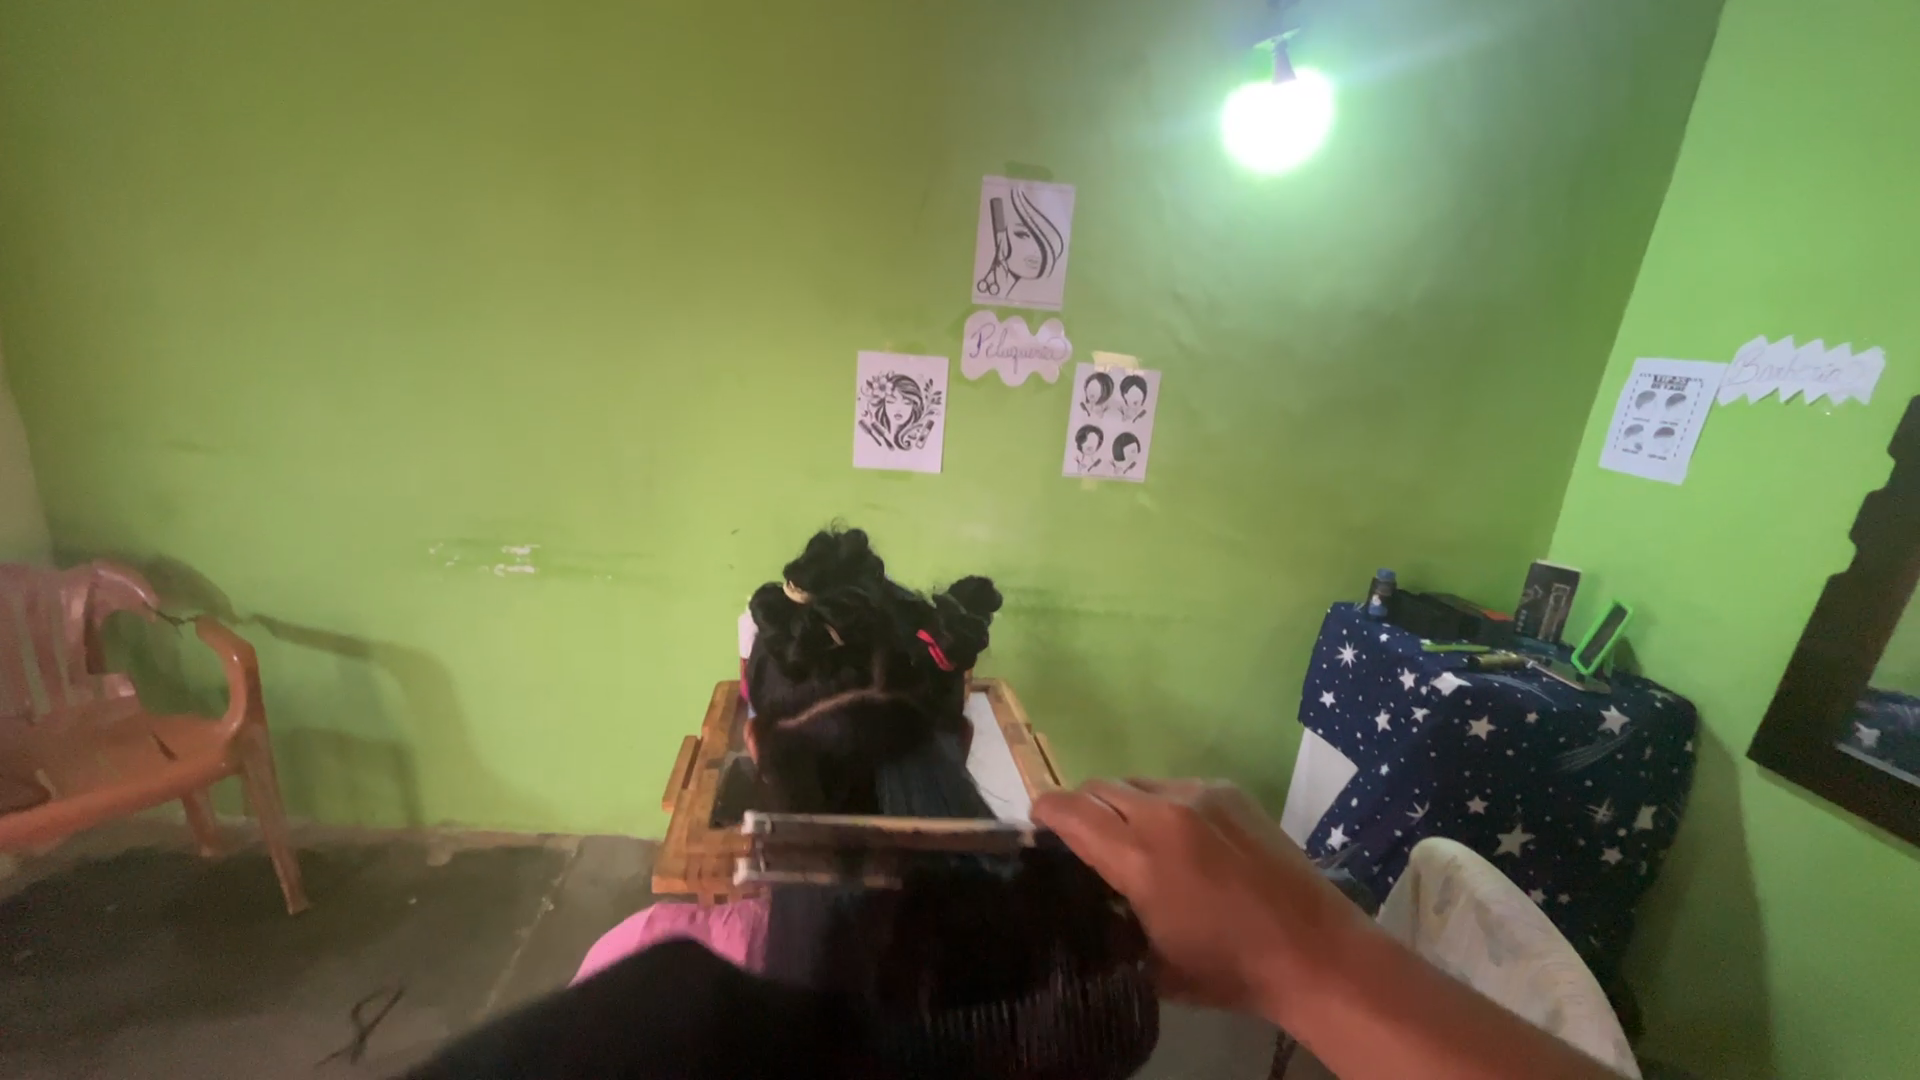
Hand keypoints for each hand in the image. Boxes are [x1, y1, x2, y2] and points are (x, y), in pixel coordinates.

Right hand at [1032, 778, 1360, 1021]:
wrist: (1314, 950)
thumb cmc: (1227, 967)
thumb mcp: (1152, 961)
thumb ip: (1110, 917)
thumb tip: (1086, 896)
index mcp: (1137, 857)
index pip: (1070, 810)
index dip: (1045, 809)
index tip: (1039, 820)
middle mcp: (1161, 812)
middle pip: (1098, 786)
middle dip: (1082, 806)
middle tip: (1087, 836)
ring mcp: (1198, 794)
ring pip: (1136, 781)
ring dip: (1124, 804)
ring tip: (1139, 836)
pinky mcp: (1227, 789)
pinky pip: (1176, 785)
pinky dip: (1166, 805)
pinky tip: (1185, 838)